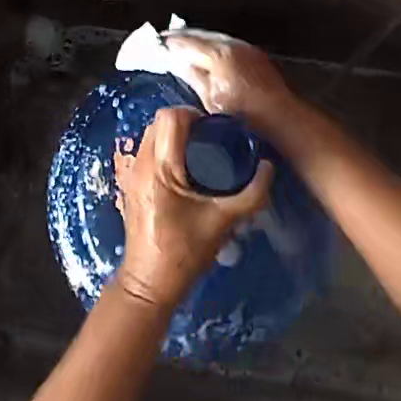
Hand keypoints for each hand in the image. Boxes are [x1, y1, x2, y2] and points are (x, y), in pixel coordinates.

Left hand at [114, 107, 273, 307]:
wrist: (149, 284)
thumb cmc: (184, 253)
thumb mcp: (224, 222)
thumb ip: (251, 194)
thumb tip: (269, 166)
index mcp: (159, 168)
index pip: (170, 117)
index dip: (194, 116)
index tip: (214, 131)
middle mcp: (140, 164)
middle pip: (159, 122)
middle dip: (186, 124)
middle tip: (210, 140)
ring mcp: (131, 174)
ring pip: (151, 135)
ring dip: (174, 136)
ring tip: (201, 154)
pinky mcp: (131, 184)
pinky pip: (148, 151)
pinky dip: (166, 150)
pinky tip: (187, 170)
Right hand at [160, 30, 297, 123]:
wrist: (281, 117)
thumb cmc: (244, 115)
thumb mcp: (211, 99)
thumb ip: (193, 76)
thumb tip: (178, 63)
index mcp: (218, 54)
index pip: (188, 41)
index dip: (171, 42)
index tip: (158, 43)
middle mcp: (232, 44)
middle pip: (202, 34)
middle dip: (183, 37)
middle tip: (166, 40)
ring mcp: (246, 47)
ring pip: (215, 37)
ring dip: (199, 40)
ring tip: (184, 46)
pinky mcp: (255, 54)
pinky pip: (228, 43)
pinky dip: (213, 45)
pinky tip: (207, 54)